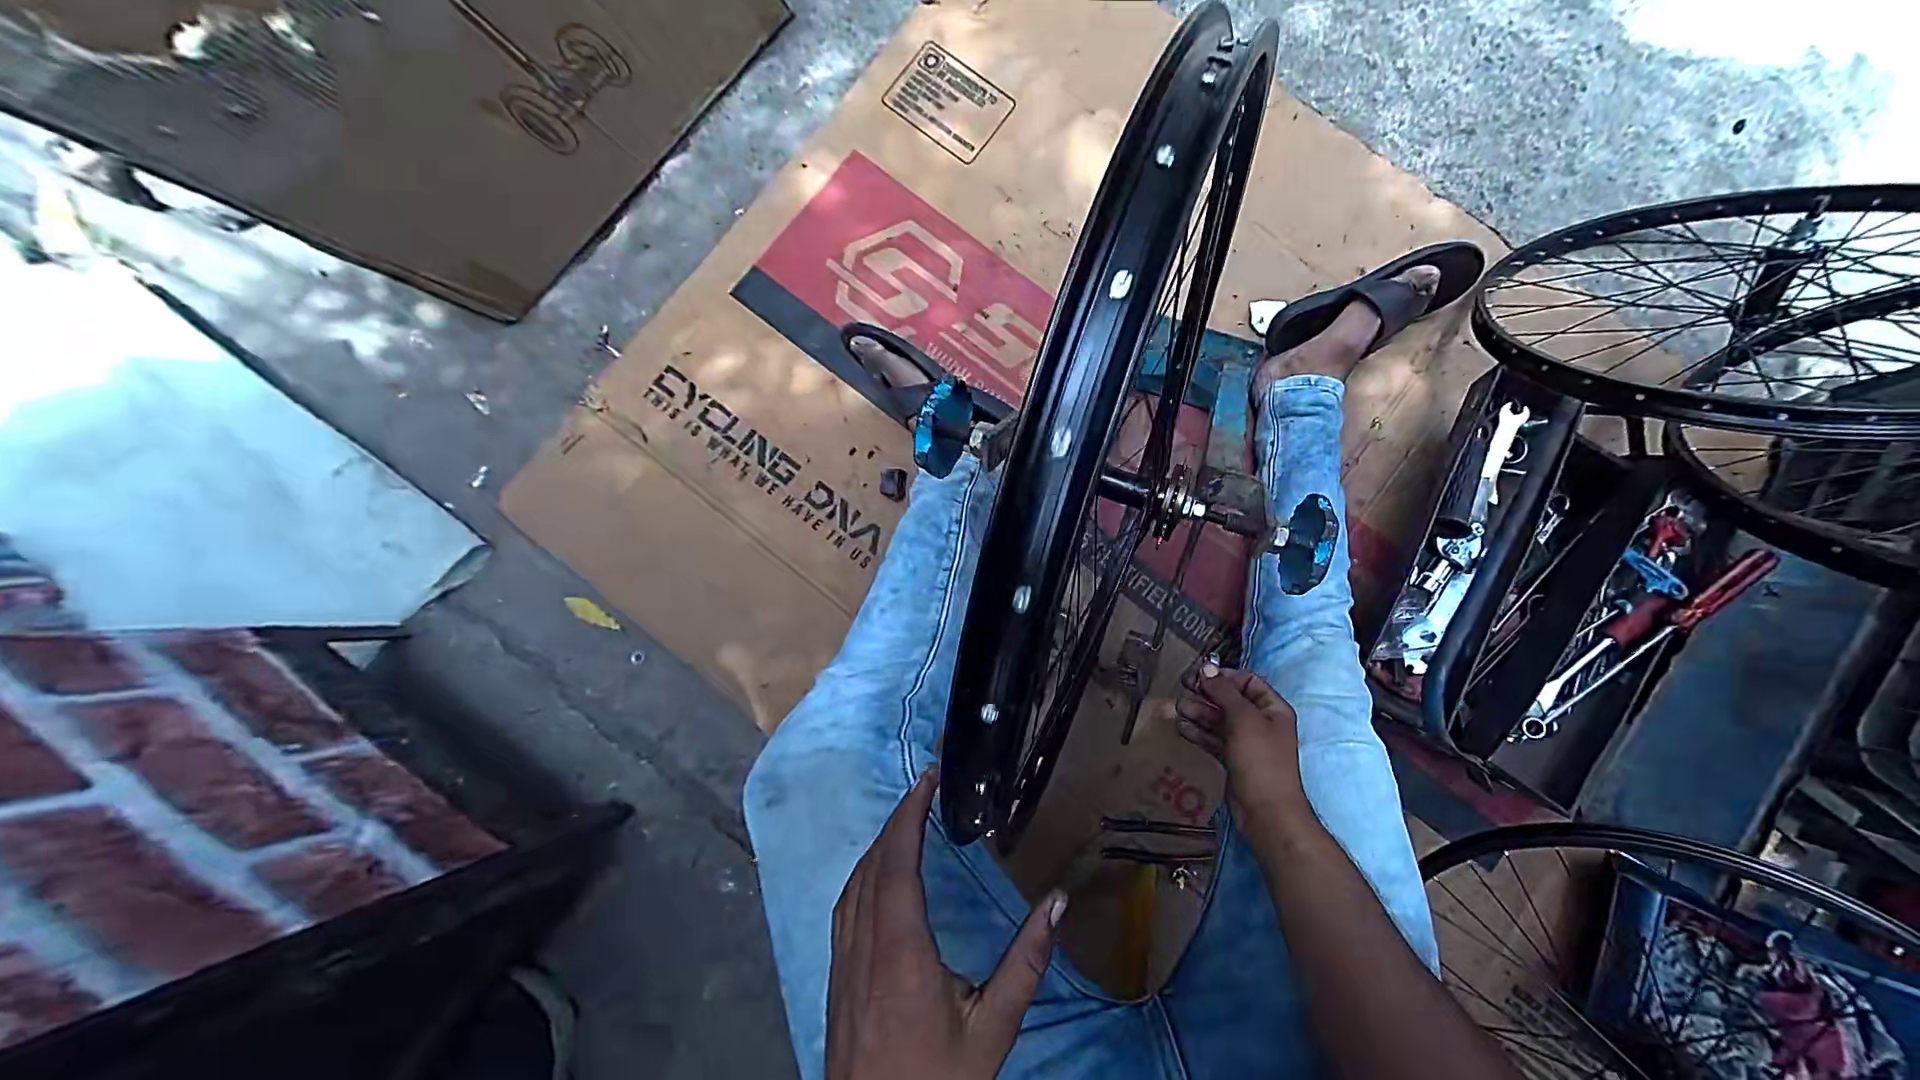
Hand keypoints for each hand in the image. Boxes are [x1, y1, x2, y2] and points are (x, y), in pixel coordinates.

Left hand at [827, 766, 1067, 1079]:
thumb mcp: (994, 1028)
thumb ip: (1026, 962)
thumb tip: (1057, 902)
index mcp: (901, 951)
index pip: (897, 862)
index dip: (909, 814)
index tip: (926, 779)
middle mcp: (864, 946)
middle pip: (873, 863)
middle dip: (898, 817)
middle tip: (924, 788)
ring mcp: (843, 960)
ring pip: (854, 882)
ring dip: (879, 842)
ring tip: (906, 819)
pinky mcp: (836, 975)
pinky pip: (844, 906)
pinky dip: (863, 872)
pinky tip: (877, 873)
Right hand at [1175, 666, 1312, 827]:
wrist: (1266, 811)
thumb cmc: (1261, 760)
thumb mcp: (1243, 718)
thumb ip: (1224, 692)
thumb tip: (1207, 669)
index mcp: (1273, 709)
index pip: (1247, 681)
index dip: (1224, 676)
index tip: (1199, 675)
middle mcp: (1260, 723)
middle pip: (1230, 700)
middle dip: (1206, 694)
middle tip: (1183, 688)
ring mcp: (1246, 742)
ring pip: (1218, 720)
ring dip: (1198, 712)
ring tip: (1179, 709)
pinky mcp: (1233, 759)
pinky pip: (1213, 739)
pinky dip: (1198, 732)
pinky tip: (1182, 727)